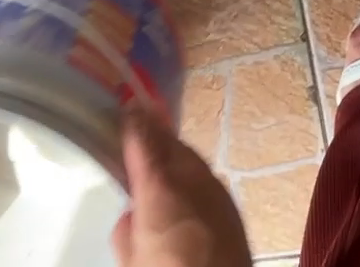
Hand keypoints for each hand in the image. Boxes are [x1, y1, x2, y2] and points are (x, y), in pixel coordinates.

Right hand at [110, 105, 251, 266]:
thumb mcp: (132, 264)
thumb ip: (126, 234)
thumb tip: (129, 217)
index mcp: (158, 188)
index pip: (142, 139)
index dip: (133, 122)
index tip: (125, 109)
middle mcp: (190, 178)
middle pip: (169, 143)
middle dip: (155, 136)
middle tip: (140, 130)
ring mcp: (216, 189)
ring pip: (191, 159)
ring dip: (175, 155)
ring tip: (159, 159)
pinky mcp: (233, 207)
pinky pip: (207, 178)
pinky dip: (193, 176)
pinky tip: (185, 190)